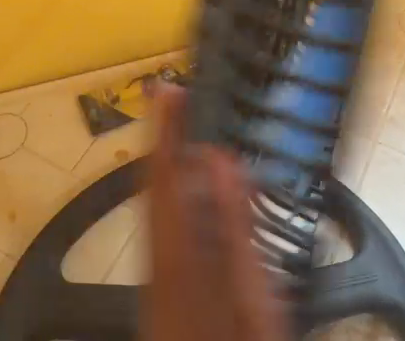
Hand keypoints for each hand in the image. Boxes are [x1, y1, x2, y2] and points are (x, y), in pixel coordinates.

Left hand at [142, 85, 290, 340]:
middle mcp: (160, 258)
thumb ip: (235, 223)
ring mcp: (161, 276)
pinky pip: (165, 225)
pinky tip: (190, 185)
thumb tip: (218, 156)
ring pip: (155, 204)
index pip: (165, 175)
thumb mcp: (251, 292)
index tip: (166, 88)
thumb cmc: (238, 337)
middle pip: (153, 186)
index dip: (164, 129)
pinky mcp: (168, 289)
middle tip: (171, 93)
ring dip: (164, 160)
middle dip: (160, 137)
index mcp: (178, 251)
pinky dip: (173, 191)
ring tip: (177, 123)